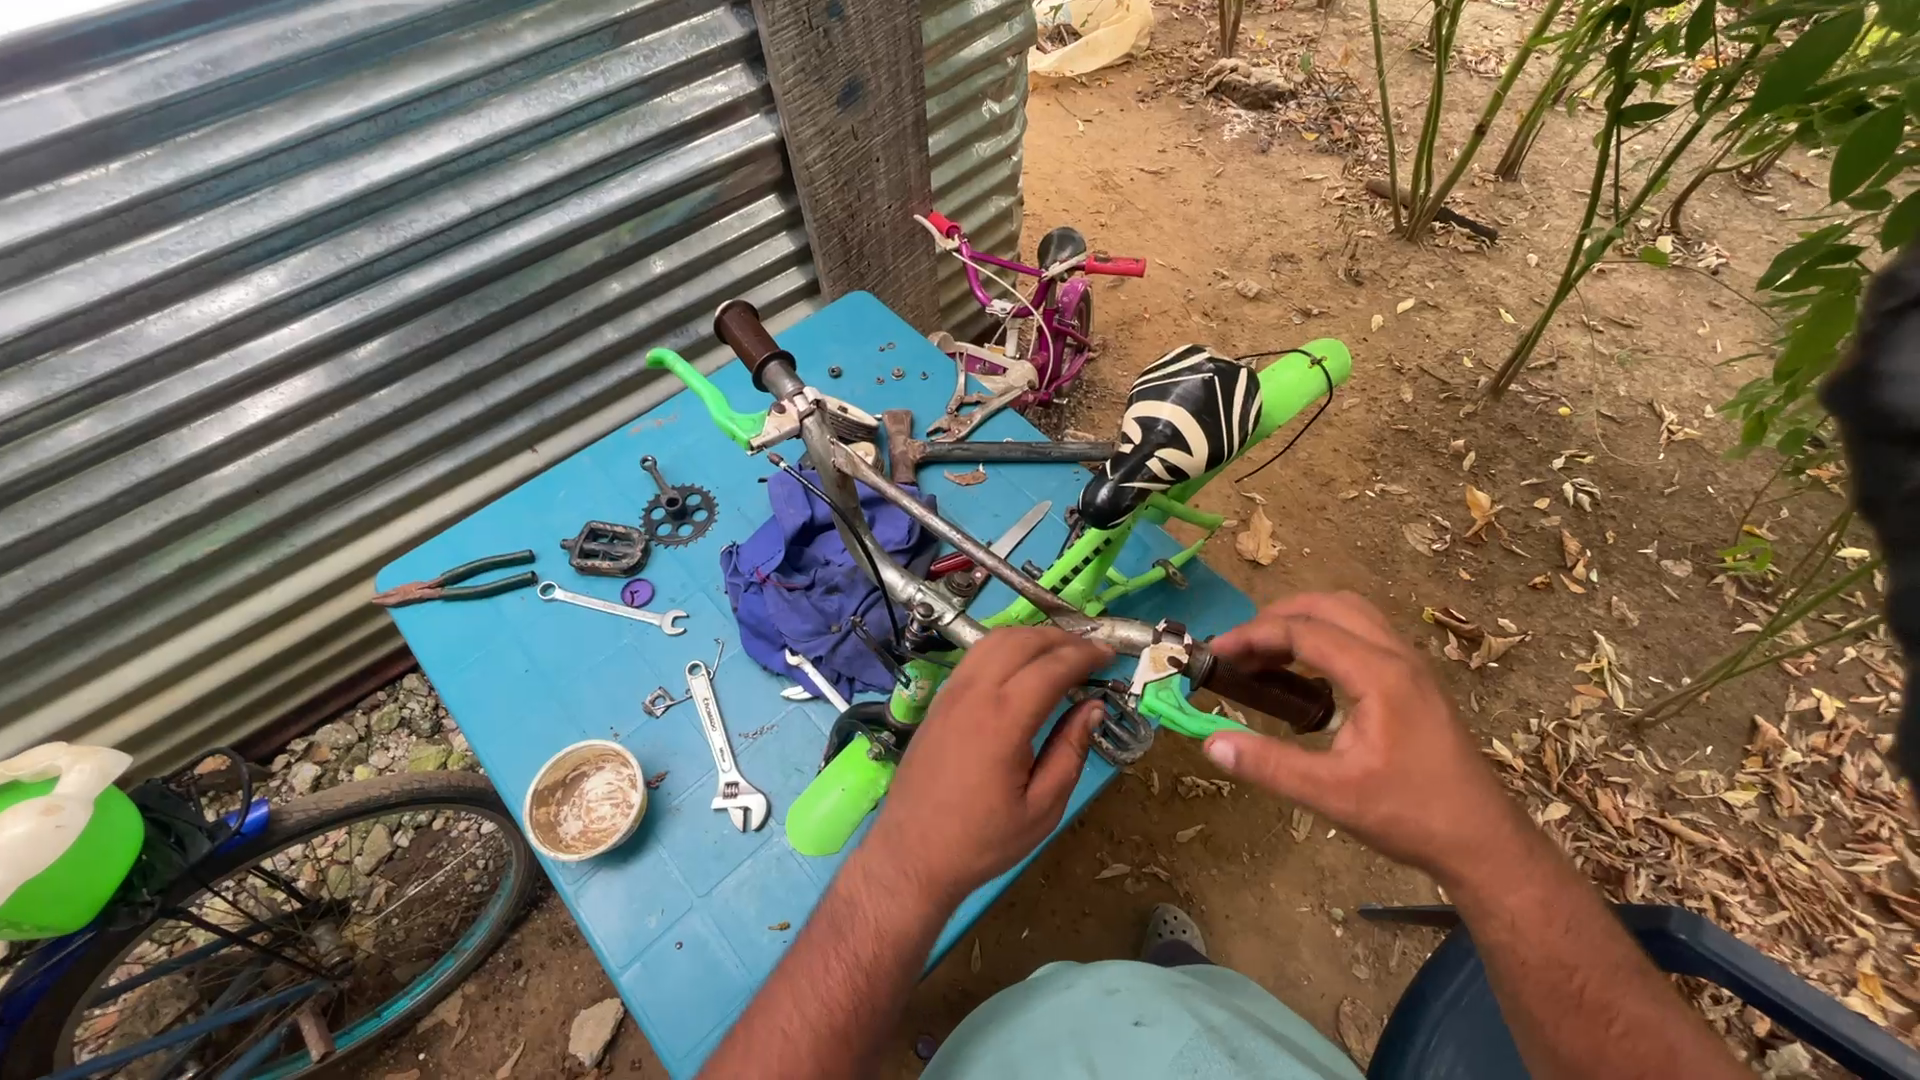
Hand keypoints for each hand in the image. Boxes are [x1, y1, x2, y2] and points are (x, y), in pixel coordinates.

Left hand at [865, 626, 1111, 902]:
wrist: (912, 854)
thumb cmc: (982, 840)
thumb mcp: (1042, 808)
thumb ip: (1071, 750)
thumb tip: (1094, 706)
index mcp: (1003, 720)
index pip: (1051, 666)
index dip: (1085, 654)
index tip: (1110, 654)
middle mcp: (973, 694)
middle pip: (1022, 640)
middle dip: (1061, 638)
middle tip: (1091, 652)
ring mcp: (950, 693)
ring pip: (993, 640)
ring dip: (1031, 637)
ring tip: (1060, 654)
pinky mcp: (938, 701)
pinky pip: (974, 656)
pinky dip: (1004, 648)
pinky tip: (1022, 667)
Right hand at [1202, 592, 1532, 887]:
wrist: (1485, 844)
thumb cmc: (1410, 816)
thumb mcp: (1332, 794)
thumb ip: (1269, 765)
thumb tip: (1210, 743)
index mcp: (1378, 674)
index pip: (1303, 631)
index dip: (1251, 635)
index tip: (1214, 653)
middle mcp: (1397, 657)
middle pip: (1328, 606)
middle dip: (1275, 617)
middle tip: (1237, 649)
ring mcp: (1411, 667)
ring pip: (1351, 614)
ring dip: (1304, 621)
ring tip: (1266, 654)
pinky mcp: (1414, 682)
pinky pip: (1364, 635)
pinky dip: (1326, 637)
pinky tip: (1306, 675)